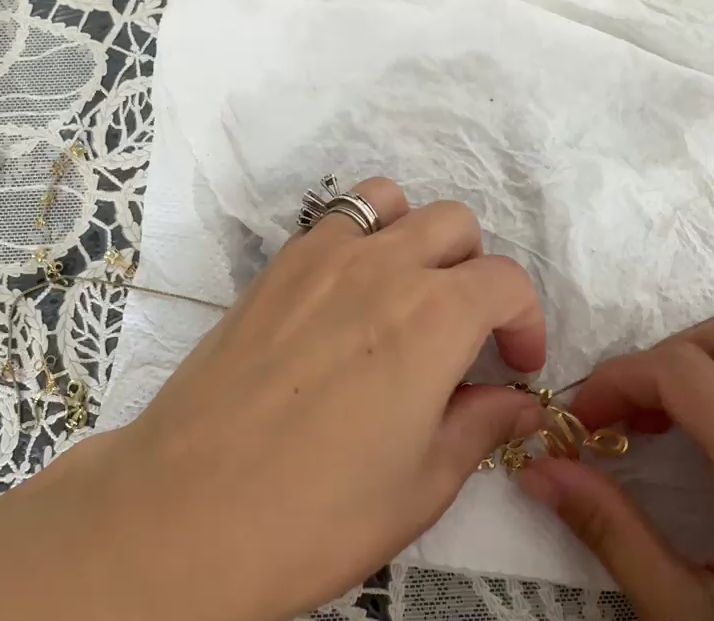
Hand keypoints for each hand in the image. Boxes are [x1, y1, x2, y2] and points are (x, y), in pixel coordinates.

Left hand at [55, 177, 546, 619]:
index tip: (514, 365)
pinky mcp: (274, 266)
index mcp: (432, 316)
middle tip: (464, 332)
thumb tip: (515, 401)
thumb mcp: (421, 484)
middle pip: (454, 223)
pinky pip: (333, 221)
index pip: (506, 281)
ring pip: (389, 202)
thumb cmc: (317, 512)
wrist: (188, 508)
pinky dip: (358, 239)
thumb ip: (479, 425)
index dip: (526, 321)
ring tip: (405, 295)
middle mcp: (380, 265)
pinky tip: (344, 300)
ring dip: (414, 236)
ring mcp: (319, 256)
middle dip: (476, 270)